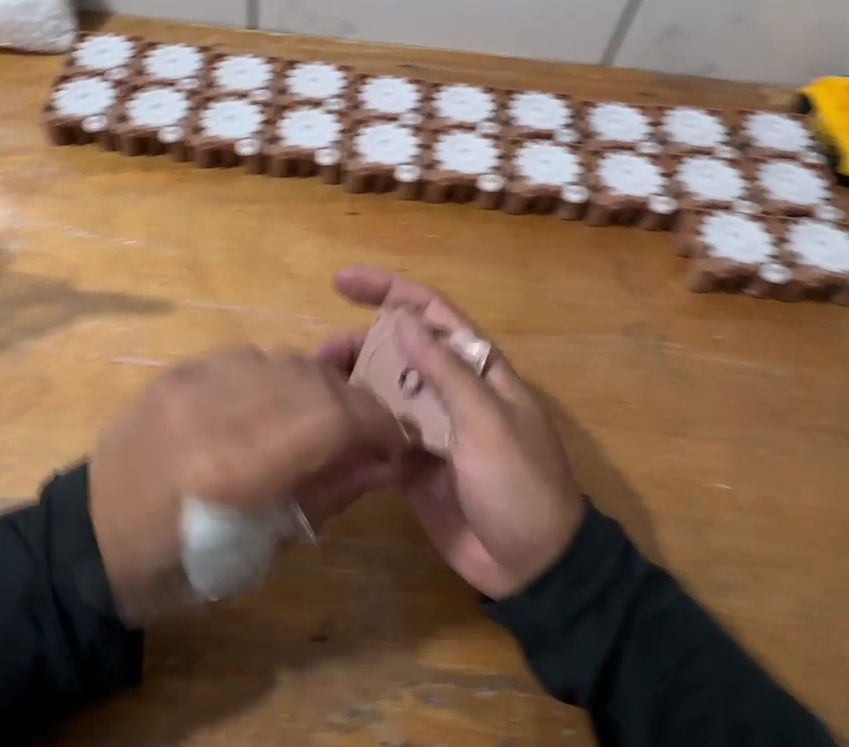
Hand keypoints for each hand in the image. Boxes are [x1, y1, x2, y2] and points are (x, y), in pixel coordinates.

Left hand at [88, 346, 403, 622]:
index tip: (396, 443)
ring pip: (281, 359)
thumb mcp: (260, 550)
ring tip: (324, 419)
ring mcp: (187, 383)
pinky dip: (277, 376)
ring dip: (317, 385)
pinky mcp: (174, 371)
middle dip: (354, 402)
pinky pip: (246, 356)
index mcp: (229, 469)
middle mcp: (210, 410)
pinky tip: (277, 403)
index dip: (375, 423)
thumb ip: (326, 495)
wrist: (91, 542)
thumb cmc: (180, 567)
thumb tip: (386, 462)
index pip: (328, 417)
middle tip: (367, 434)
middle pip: (309, 380)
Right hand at [333, 266, 584, 598]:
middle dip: (357, 344)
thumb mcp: (487, 423)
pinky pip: (377, 437)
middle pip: (398, 350)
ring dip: (350, 386)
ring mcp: (430, 429)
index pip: (431, 312)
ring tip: (313, 392)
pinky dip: (353, 430)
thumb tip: (402, 318)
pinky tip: (325, 432)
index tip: (341, 282)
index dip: (388, 290)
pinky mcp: (412, 465)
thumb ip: (445, 372)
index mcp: (477, 369)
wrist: (534, 567)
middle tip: (318, 357)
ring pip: (382, 392)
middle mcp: (450, 391)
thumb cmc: (520, 484)